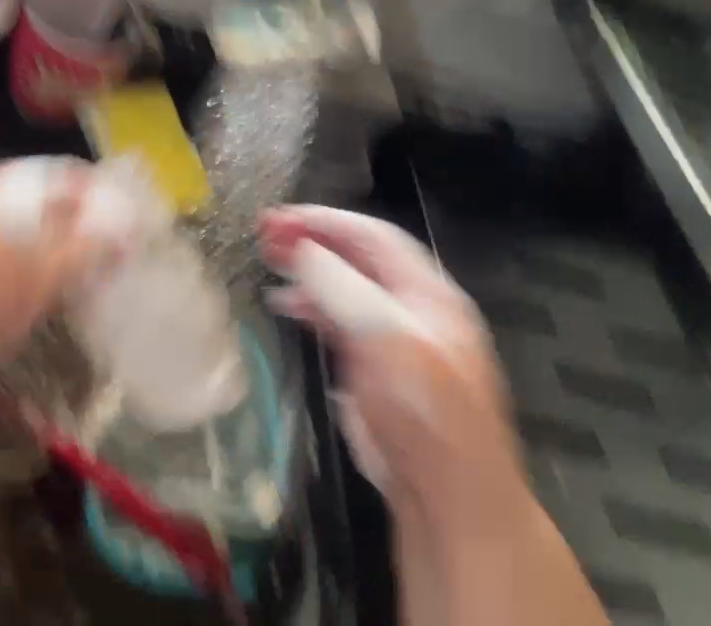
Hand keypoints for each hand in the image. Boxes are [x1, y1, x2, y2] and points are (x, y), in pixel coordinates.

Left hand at [0, 159, 112, 375]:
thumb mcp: (46, 273)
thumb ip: (91, 246)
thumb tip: (128, 226)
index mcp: (14, 184)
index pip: (77, 176)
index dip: (112, 201)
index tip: (138, 232)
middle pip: (57, 200)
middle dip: (92, 228)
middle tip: (120, 261)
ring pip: (37, 225)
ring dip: (67, 248)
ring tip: (93, 281)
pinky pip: (18, 244)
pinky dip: (42, 261)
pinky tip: (54, 292)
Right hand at [259, 205, 529, 528]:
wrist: (446, 491)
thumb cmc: (423, 410)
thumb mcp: (385, 338)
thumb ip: (342, 287)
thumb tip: (300, 249)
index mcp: (426, 293)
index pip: (372, 236)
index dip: (324, 221)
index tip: (276, 219)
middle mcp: (410, 306)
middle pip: (357, 257)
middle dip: (311, 239)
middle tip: (264, 232)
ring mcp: (391, 336)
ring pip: (344, 286)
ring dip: (306, 269)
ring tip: (266, 260)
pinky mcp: (372, 366)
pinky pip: (337, 319)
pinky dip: (308, 305)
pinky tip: (283, 305)